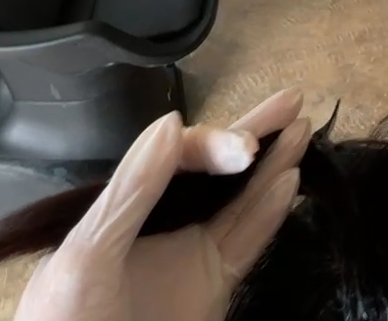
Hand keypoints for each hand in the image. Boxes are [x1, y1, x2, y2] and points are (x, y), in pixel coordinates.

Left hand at [13, 91, 307, 320]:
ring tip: (301, 128)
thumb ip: (131, 190)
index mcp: (128, 203)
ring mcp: (191, 252)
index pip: (178, 155)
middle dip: (252, 132)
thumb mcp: (86, 254)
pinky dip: (271, 211)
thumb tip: (173, 121)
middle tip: (291, 101)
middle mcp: (164, 219)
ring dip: (271, 163)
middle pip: (216, 166)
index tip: (244, 148)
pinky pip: (248, 240)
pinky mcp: (213, 286)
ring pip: (240, 197)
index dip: (214, 142)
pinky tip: (290, 180)